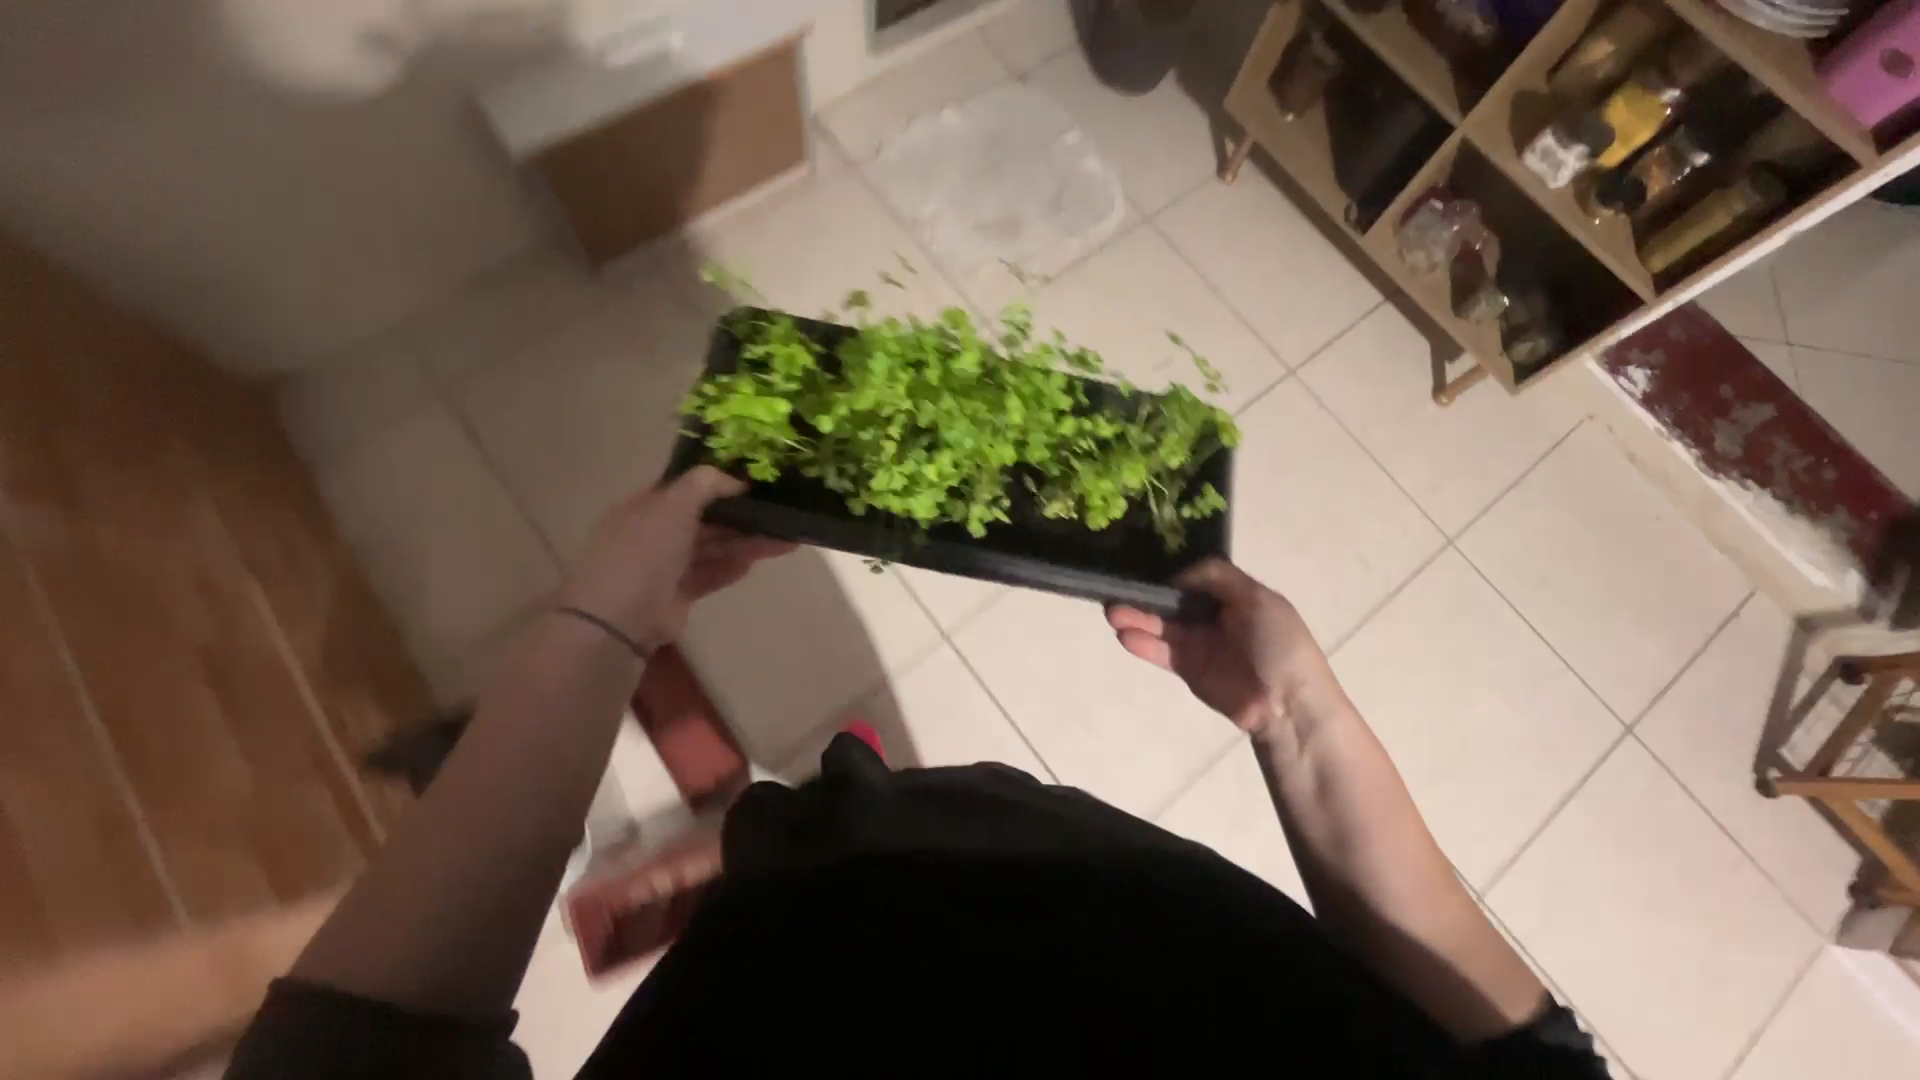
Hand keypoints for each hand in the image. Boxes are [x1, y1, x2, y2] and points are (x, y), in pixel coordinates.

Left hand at [557, 466, 792, 653]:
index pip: (687, 487)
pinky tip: (758, 562)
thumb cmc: (643, 552)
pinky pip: (712, 575)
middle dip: (743, 516)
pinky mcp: (680, 594)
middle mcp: (656, 532)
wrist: (619, 618)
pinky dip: (733, 568)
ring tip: (785, 540)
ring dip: (747, 543)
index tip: (757, 482)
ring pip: (714, 548)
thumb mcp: (672, 505)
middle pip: (706, 518)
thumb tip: (737, 480)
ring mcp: (667, 565)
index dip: (719, 482)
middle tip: (782, 513)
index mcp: (646, 505)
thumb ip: (705, 484)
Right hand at [1106, 559, 1341, 737]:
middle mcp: (1214, 617)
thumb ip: (1217, 577)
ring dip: (1136, 618)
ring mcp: (1200, 644)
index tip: (1145, 564)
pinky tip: (1124, 636)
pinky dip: (1142, 644)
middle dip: (1145, 596)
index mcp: (1235, 597)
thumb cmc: (1278, 643)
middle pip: (1173, 601)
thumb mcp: (1257, 598)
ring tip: (1111, 612)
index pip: (1196, 579)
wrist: (1286, 701)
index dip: (1172, 572)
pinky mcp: (1188, 669)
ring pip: (1162, 626)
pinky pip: (1161, 652)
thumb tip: (1177, 575)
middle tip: (1114, 589)